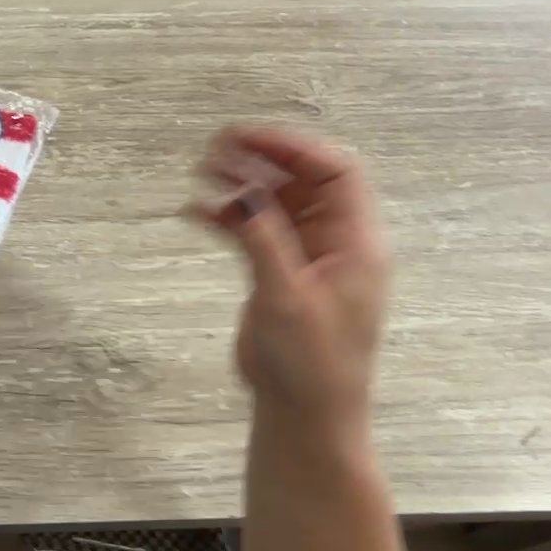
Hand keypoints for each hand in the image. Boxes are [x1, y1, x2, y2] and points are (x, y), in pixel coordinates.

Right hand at [188, 127, 390, 437]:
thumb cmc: (310, 361)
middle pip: (302, 181)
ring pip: (274, 202)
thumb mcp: (286, 297)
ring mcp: (305, 255)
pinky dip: (226, 215)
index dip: (293, 147)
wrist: (303, 413)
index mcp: (355, 243)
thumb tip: (245, 191)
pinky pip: (252, 229)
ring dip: (240, 183)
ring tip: (201, 170)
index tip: (245, 137)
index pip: (336, 173)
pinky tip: (195, 211)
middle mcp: (334, 241)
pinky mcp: (278, 272)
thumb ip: (265, 240)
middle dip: (261, 158)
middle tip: (214, 148)